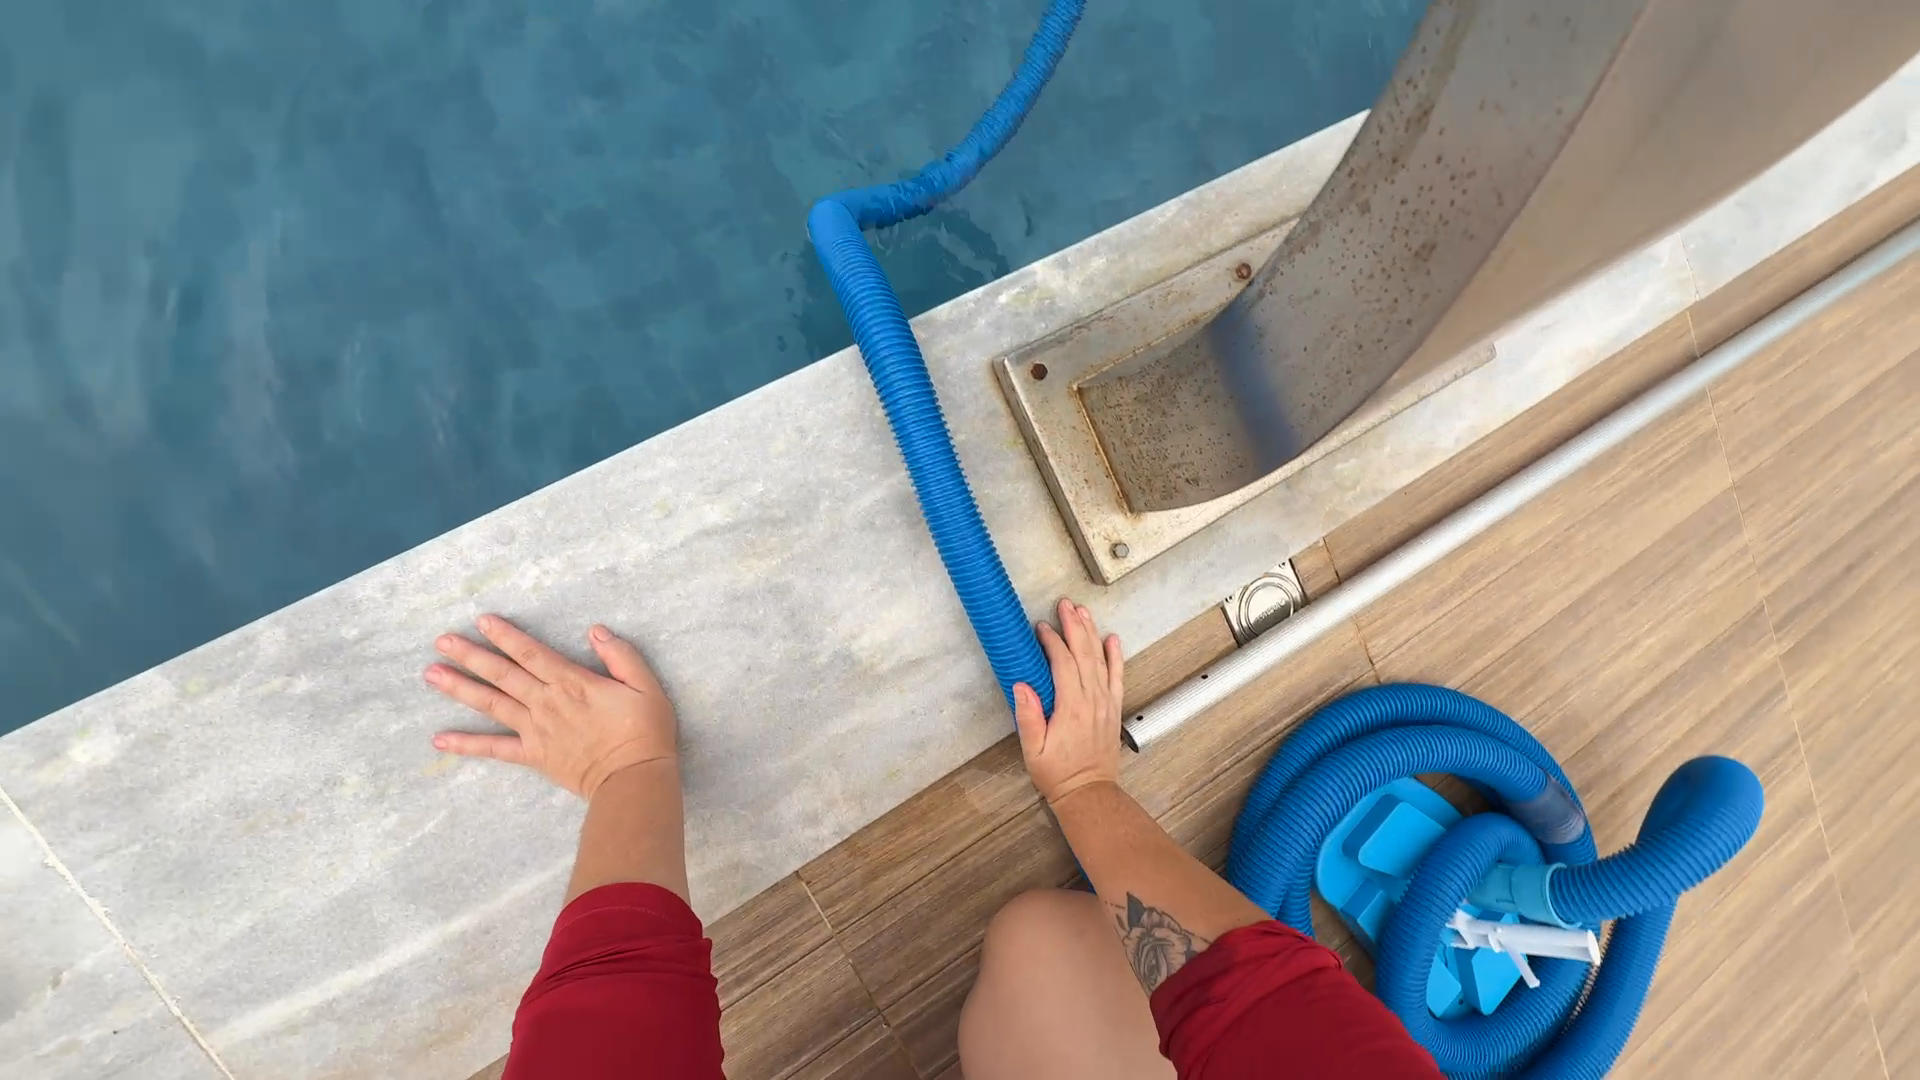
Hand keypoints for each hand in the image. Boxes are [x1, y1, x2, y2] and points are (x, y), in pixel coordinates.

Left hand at [424, 615, 676, 798]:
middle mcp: (547, 703)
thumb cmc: (644, 729)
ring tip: (432, 674)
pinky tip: (440, 738)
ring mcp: (536, 730)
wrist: (634, 776)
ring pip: (492, 704)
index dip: (508, 637)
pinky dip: (467, 743)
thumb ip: (621, 656)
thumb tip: (596, 631)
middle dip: (473, 655)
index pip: (533, 654)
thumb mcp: (645, 686)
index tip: (483, 621)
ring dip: (461, 688)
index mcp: (574, 684)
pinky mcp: (533, 755)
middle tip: (443, 641)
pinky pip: (495, 749)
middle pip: (504, 675)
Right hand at [1013, 598, 1125, 805]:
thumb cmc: (1057, 773)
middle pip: (1084, 654)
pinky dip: (1116, 656)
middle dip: (1074, 626)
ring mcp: (1105, 703)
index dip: (1052, 642)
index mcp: (1070, 707)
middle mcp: (1092, 700)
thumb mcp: (1033, 749)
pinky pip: (1117, 676)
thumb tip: (1021, 685)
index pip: (1062, 663)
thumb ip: (1027, 716)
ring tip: (1083, 612)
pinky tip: (1112, 639)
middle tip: (1065, 605)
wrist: (1088, 792)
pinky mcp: (1112, 708)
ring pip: (1100, 659)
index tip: (1041, 627)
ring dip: (1091, 633)